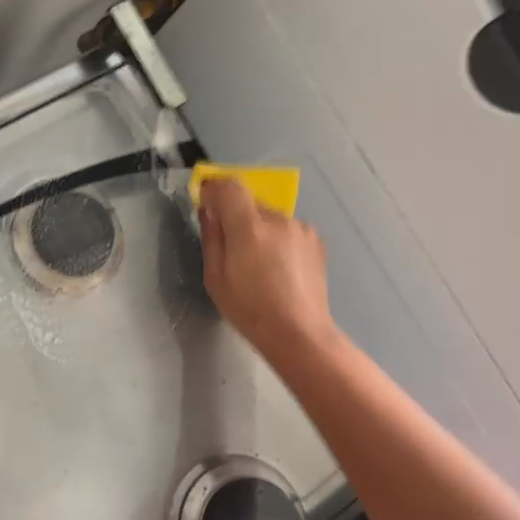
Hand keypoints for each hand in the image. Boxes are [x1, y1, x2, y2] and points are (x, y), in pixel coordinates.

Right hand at [197, 178, 341, 361]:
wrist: (299, 332)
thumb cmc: (249, 309)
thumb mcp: (215, 277)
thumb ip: (212, 238)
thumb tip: (210, 211)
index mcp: (250, 227)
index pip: (230, 187)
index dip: (213, 187)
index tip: (204, 199)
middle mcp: (278, 219)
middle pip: (249, 203)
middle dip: (235, 215)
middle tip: (229, 246)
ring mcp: (301, 228)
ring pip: (270, 217)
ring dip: (258, 229)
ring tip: (257, 263)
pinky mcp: (315, 240)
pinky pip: (287, 230)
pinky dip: (277, 239)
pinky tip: (277, 268)